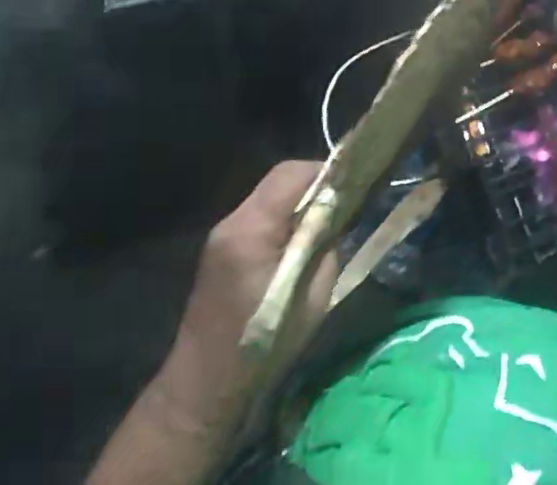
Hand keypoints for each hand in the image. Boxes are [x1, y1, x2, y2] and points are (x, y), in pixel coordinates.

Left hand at [152, 161, 337, 437]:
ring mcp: (223, 232)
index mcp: (252, 229)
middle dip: (313, 184)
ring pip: (268, 196)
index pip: (290, 174)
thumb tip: (336, 217)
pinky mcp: (221, 246)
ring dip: (298, 201)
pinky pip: (259, 215)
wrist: (204, 383)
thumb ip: (326, 248)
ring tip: (325, 222)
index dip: (324, 172)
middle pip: (277, 180)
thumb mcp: (313, 300)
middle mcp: (233, 220)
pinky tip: (299, 240)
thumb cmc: (265, 345)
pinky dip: (282, 217)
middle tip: (343, 203)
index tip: (352, 184)